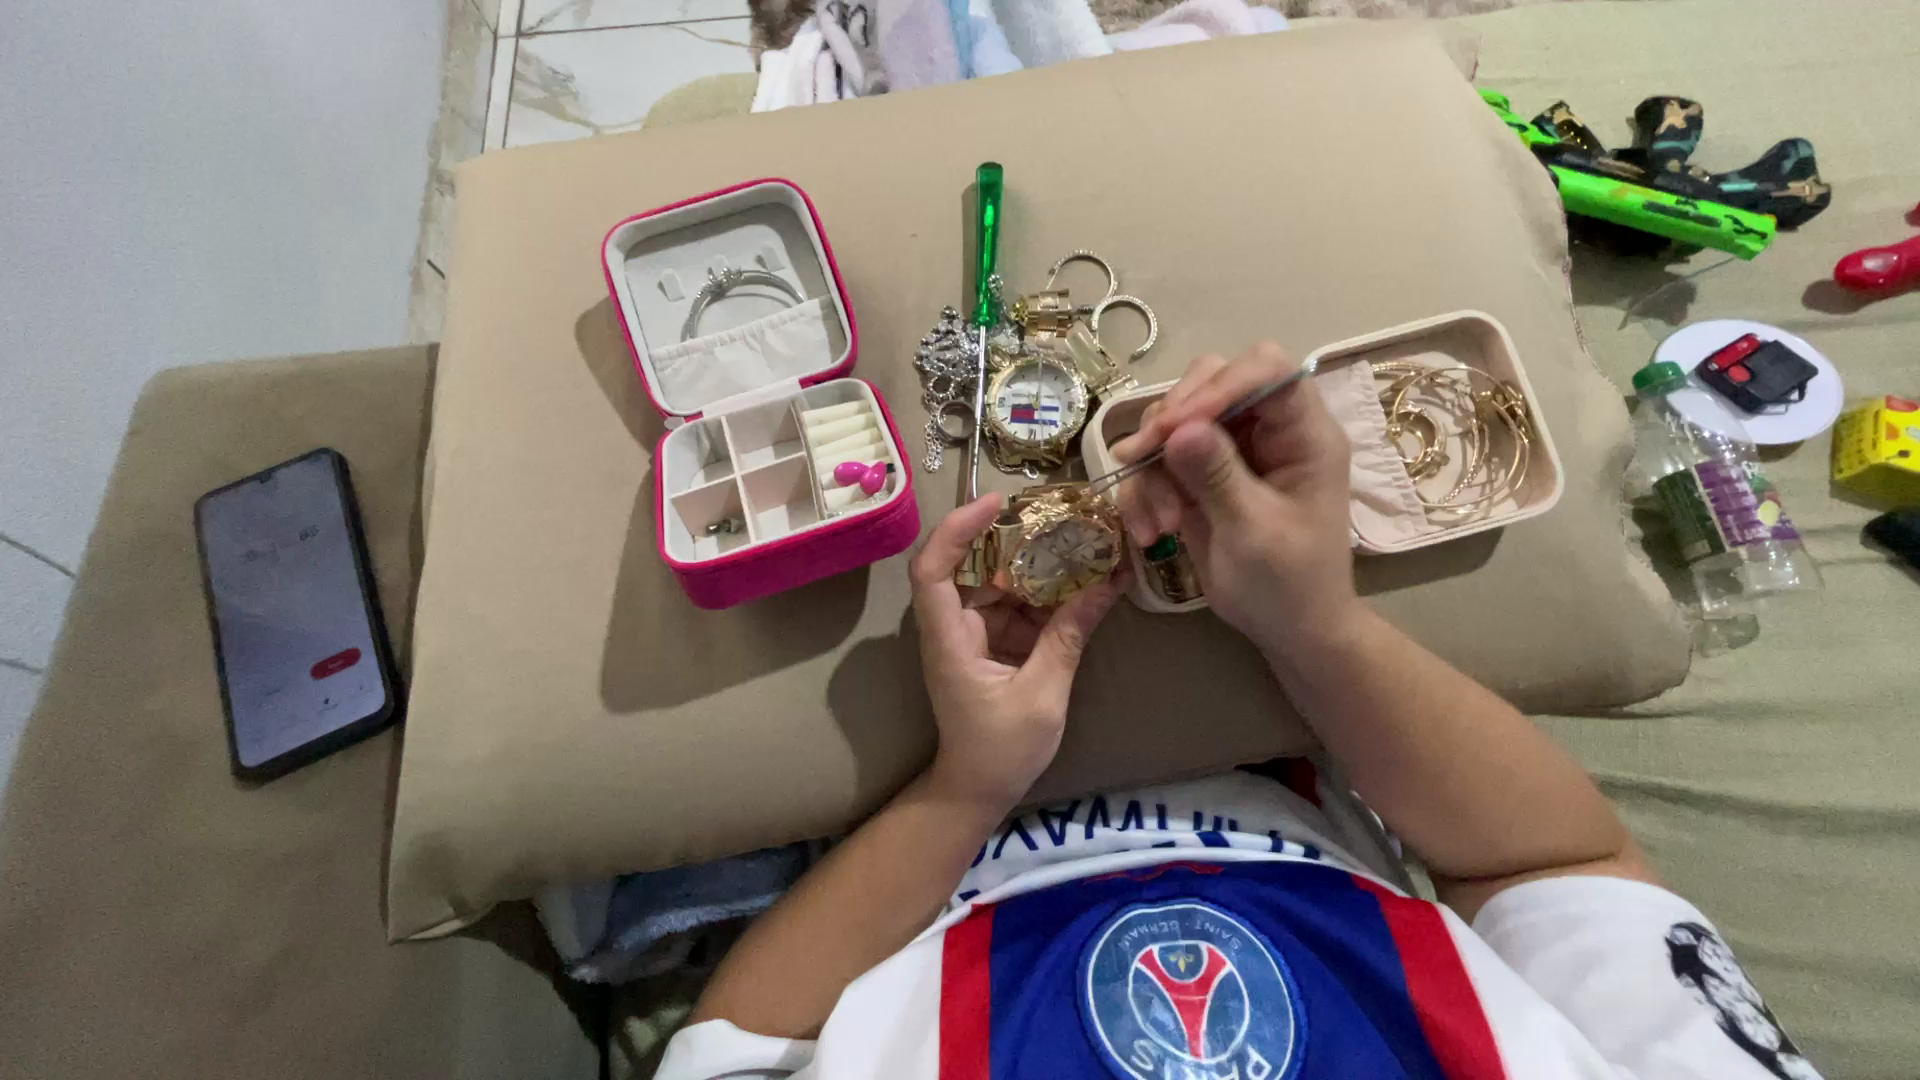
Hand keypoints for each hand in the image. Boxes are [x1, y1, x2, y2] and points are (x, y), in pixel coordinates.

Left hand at [909, 495, 1122, 810]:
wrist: (978, 789)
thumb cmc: (1001, 750)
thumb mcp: (1044, 694)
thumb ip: (1070, 635)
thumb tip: (1110, 581)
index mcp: (948, 640)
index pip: (932, 571)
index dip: (955, 529)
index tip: (995, 503)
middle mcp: (951, 628)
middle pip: (967, 566)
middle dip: (1008, 539)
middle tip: (1055, 516)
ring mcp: (968, 633)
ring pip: (994, 582)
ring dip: (1031, 565)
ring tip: (1075, 542)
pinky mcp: (987, 642)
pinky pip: (1010, 605)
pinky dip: (1039, 594)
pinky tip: (1075, 582)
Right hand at [1109, 343, 1357, 654]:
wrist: (1285, 627)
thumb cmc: (1288, 584)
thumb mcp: (1253, 531)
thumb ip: (1217, 476)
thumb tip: (1178, 430)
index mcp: (1303, 434)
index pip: (1266, 370)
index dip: (1218, 386)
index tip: (1173, 427)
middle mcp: (1266, 430)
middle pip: (1209, 383)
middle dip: (1168, 422)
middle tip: (1139, 458)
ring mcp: (1230, 451)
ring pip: (1173, 423)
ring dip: (1150, 470)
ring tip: (1155, 525)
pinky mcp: (1198, 475)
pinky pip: (1157, 461)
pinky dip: (1143, 493)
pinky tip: (1149, 532)